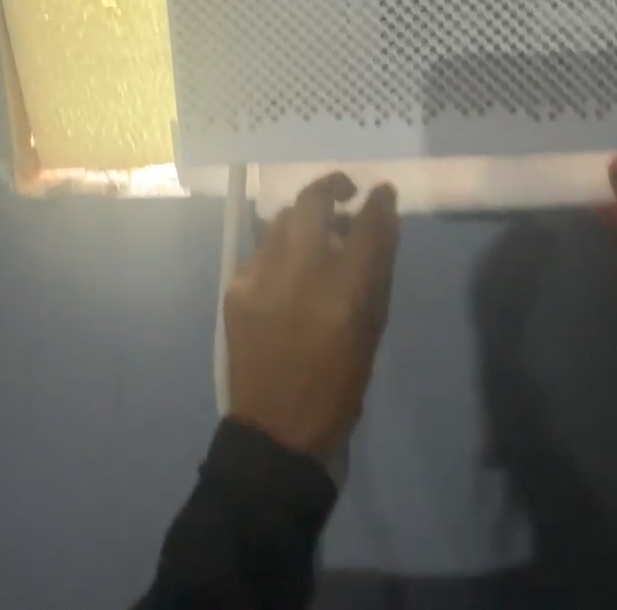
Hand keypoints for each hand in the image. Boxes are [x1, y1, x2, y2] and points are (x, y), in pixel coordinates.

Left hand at [225, 173, 400, 459]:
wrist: (276, 429)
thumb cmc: (339, 385)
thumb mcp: (372, 329)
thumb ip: (376, 272)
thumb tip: (380, 224)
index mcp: (343, 293)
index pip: (366, 225)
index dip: (378, 202)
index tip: (381, 192)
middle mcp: (299, 275)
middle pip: (312, 202)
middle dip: (331, 186)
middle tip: (344, 193)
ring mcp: (260, 278)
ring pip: (282, 220)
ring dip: (304, 218)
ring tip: (316, 234)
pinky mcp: (235, 288)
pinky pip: (262, 249)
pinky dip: (280, 250)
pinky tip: (288, 270)